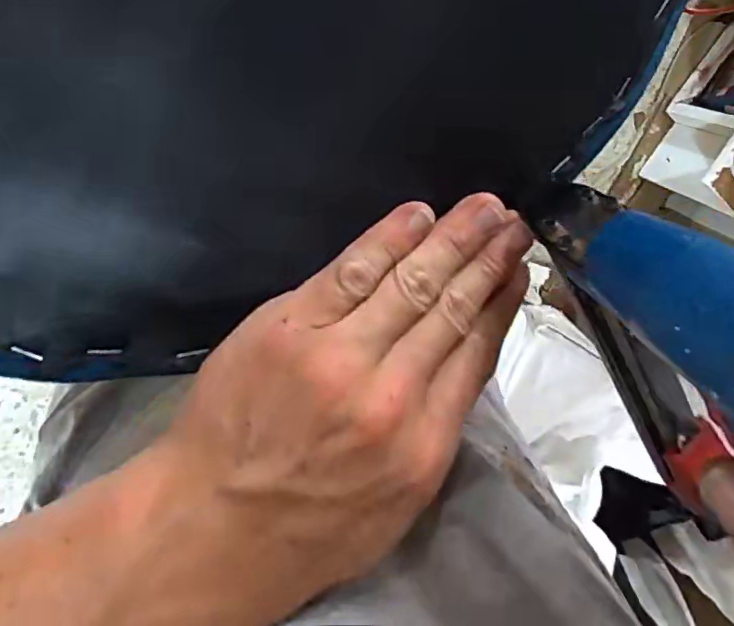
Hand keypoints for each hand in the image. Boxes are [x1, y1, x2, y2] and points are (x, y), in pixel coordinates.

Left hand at [140, 193, 531, 621]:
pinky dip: (386, 239)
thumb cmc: (310, 520)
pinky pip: (349, 272)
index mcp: (424, 443)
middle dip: (486, 258)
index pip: (475, 351)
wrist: (215, 525)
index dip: (500, 302)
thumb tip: (461, 356)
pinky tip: (415, 216)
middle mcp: (389, 394)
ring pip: (408, 283)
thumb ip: (433, 426)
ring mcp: (336, 355)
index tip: (518, 268)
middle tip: (512, 221)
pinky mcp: (290, 326)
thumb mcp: (396, 498)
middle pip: (450, 307)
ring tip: (481, 208)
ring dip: (450, 239)